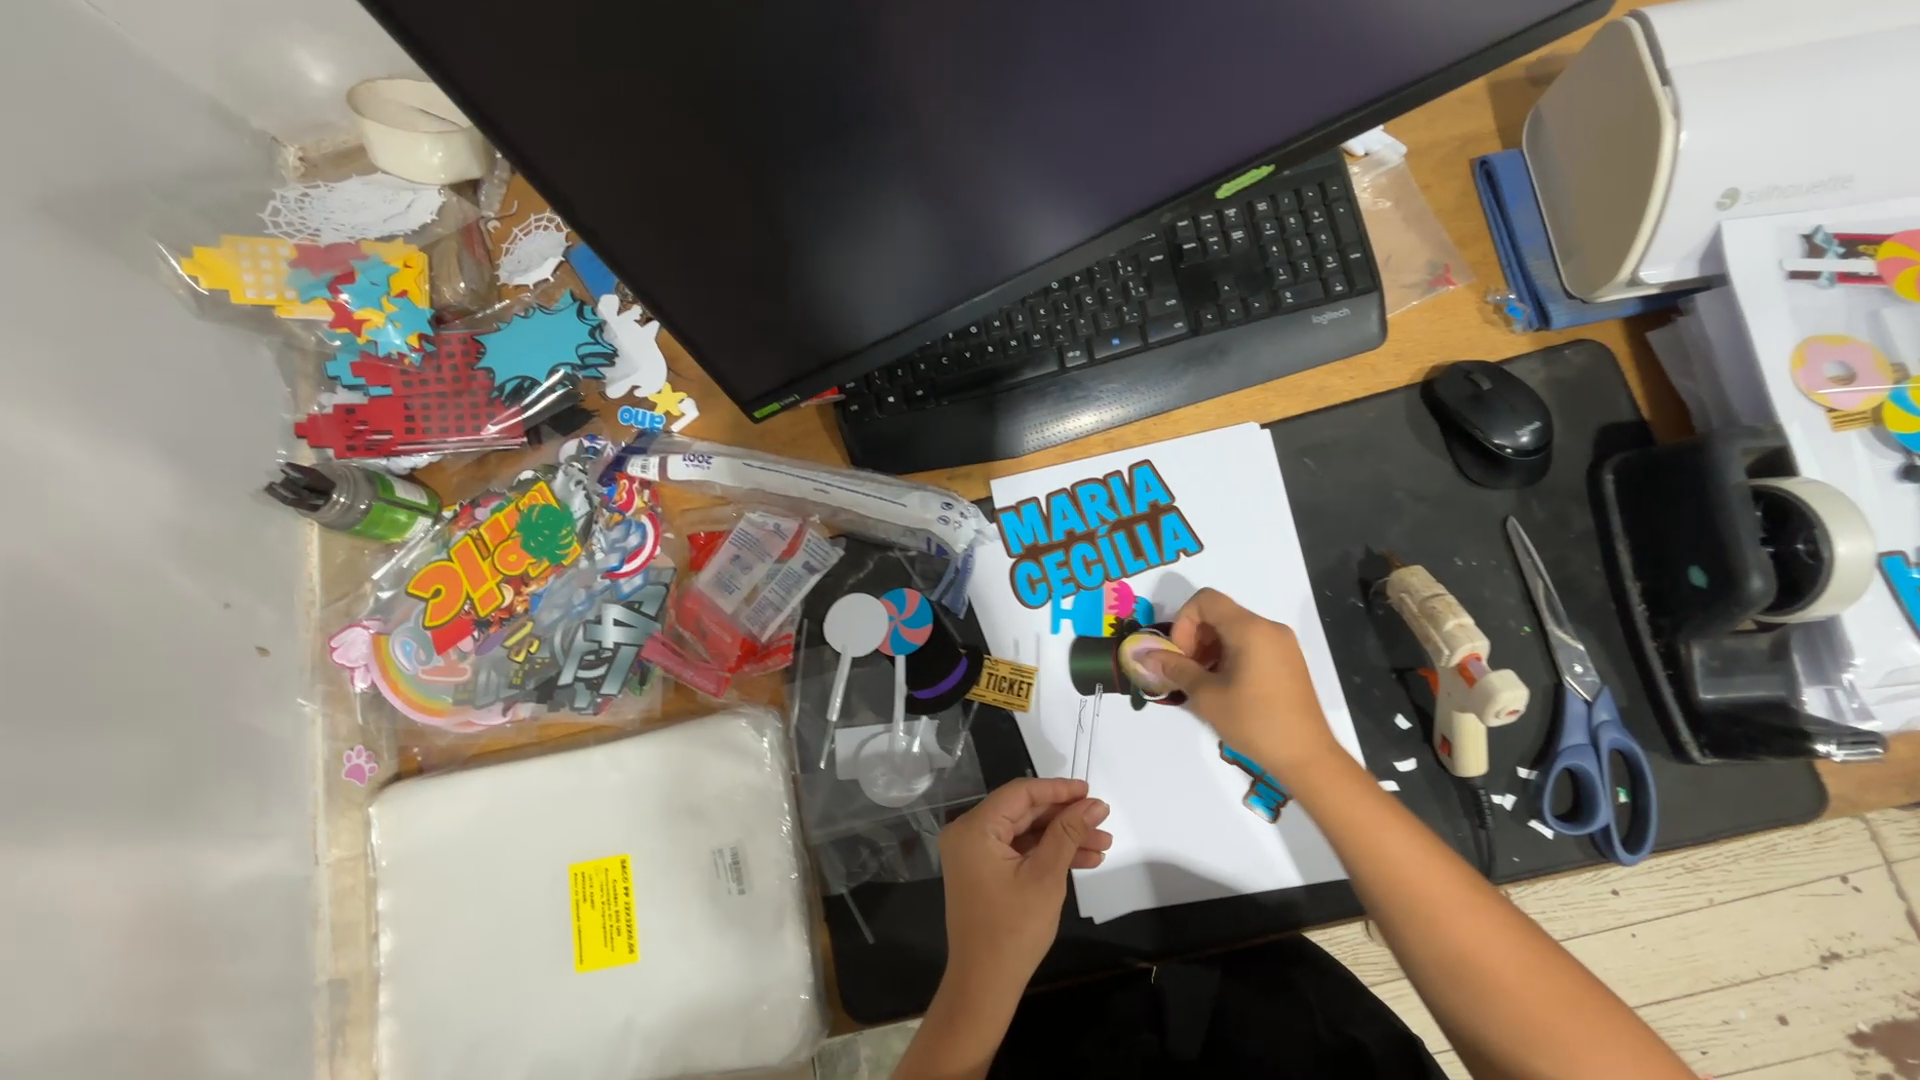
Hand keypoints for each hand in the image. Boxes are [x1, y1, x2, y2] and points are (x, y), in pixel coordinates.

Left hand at [938, 778, 1111, 990]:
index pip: (1020, 793)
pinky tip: (1084, 860)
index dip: (1058, 790)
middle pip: (1024, 812)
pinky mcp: (984, 871)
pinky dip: (1048, 853)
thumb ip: (1069, 833)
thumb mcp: (1046, 875)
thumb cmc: (1014, 928)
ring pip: (1026, 832)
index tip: (1090, 791)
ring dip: (1062, 836)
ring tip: (1103, 844)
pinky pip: (1019, 850)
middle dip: (1065, 816)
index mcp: (975, 828)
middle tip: (1102, 819)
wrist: (985, 983)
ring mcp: (975, 853)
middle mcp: (969, 833)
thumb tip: (1094, 804)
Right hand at [1139, 587, 1341, 782]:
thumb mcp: (1207, 696)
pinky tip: (1226, 688)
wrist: (1306, 756)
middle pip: (1219, 614)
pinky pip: (1251, 644)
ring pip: (1234, 630)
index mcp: (1250, 629)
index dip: (1183, 622)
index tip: (1181, 656)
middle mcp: (1269, 628)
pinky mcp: (1288, 660)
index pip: (1205, 600)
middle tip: (1188, 672)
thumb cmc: (1254, 722)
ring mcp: (1282, 644)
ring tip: (1205, 684)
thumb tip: (1147, 655)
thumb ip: (1175, 669)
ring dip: (1210, 649)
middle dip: (1195, 638)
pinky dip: (1230, 656)